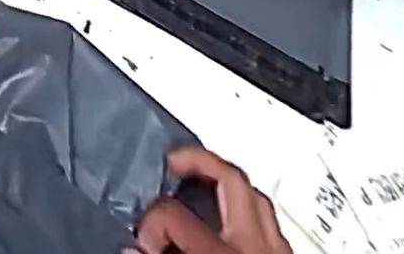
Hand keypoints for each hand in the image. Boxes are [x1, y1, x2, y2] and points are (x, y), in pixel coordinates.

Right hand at [135, 147, 291, 253]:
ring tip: (202, 179)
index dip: (151, 222)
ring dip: (226, 181)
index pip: (175, 216)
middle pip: (229, 178)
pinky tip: (232, 219)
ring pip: (256, 195)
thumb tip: (133, 249)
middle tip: (173, 160)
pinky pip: (270, 222)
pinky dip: (249, 211)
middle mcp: (256, 248)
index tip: (143, 238)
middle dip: (198, 160)